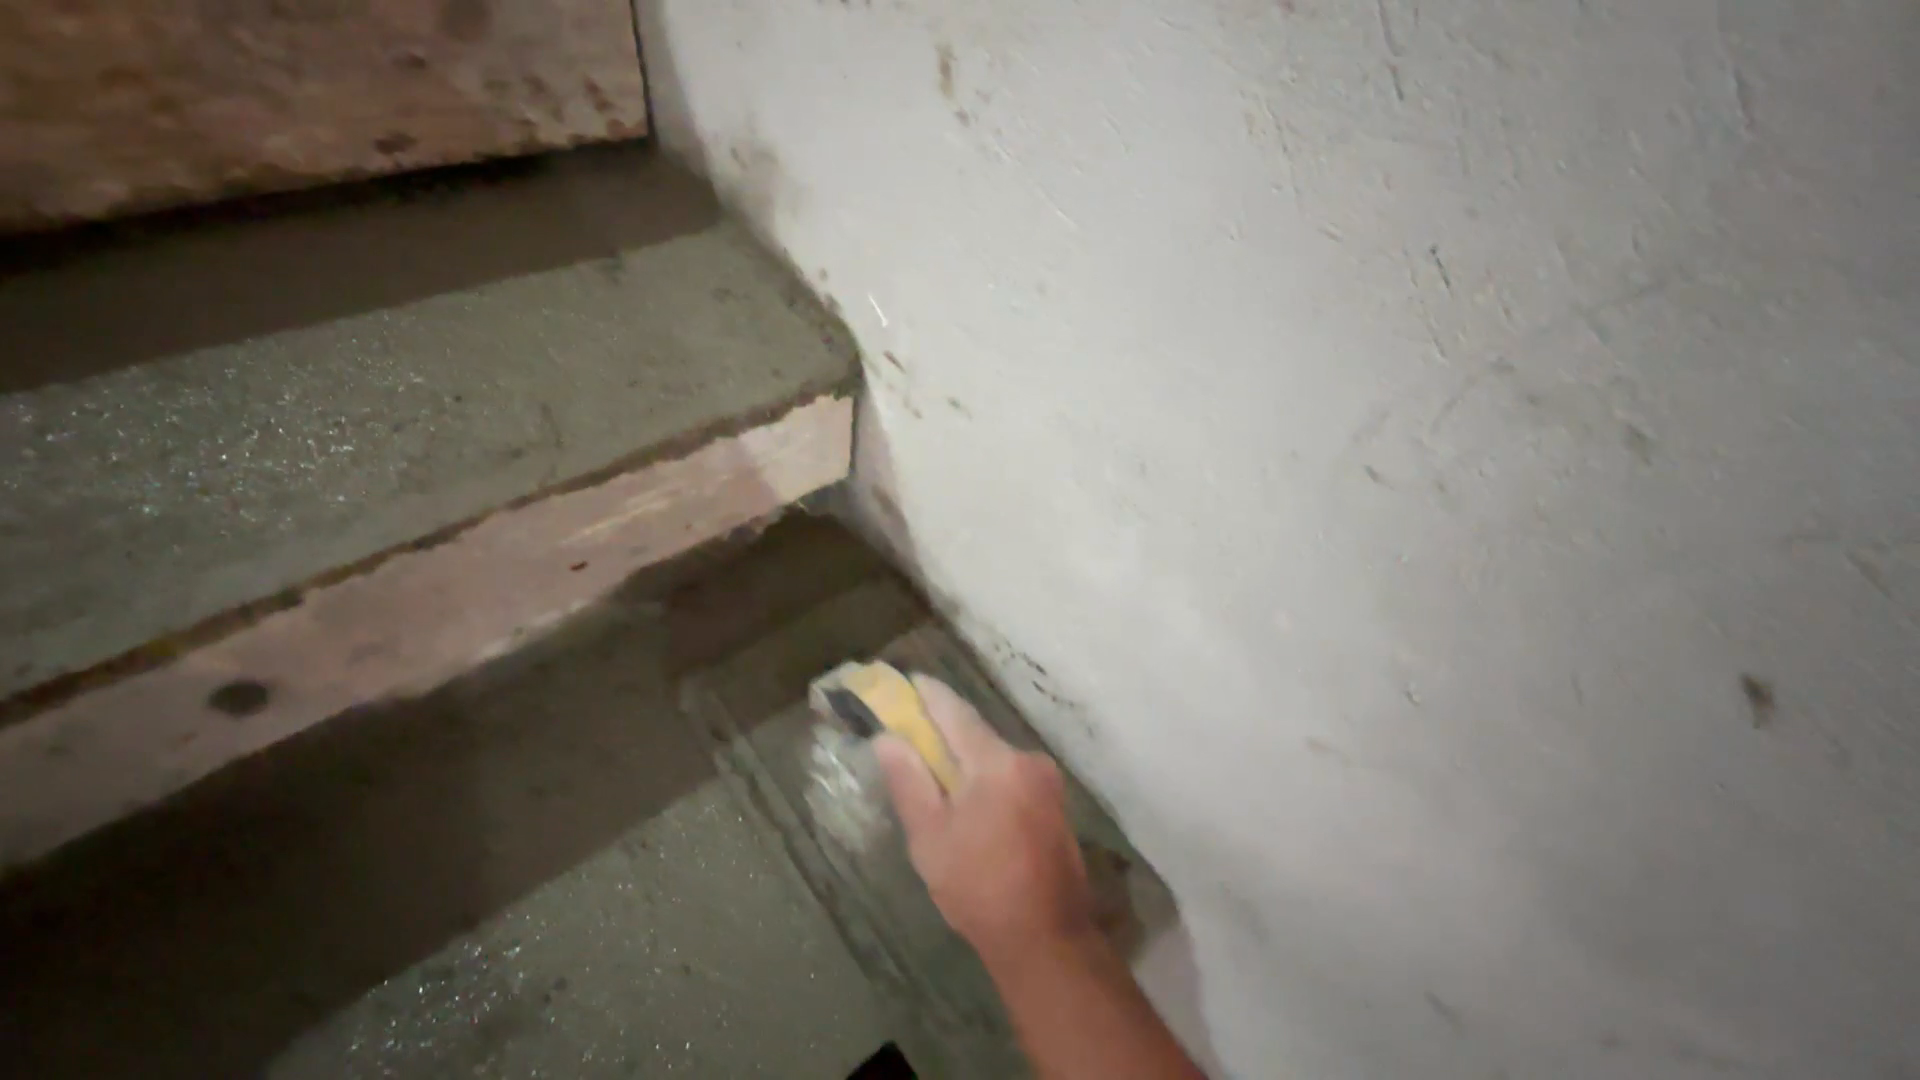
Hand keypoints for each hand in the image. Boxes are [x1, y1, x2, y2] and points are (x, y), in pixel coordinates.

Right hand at [872, 674, 1095, 964]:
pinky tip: (969, 799)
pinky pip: (1012, 776)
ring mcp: (1048, 782)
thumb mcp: (930, 837)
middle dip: (944, 730)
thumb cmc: (978, 888)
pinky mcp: (1055, 803)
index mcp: (996, 763)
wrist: (1046, 937)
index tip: (909, 680)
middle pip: (977, 734)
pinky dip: (987, 778)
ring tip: (935, 771)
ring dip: (967, 758)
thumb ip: (909, 781)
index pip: (956, 713)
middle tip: (912, 730)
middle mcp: (1027, 760)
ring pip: (995, 757)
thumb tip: (888, 739)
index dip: (930, 695)